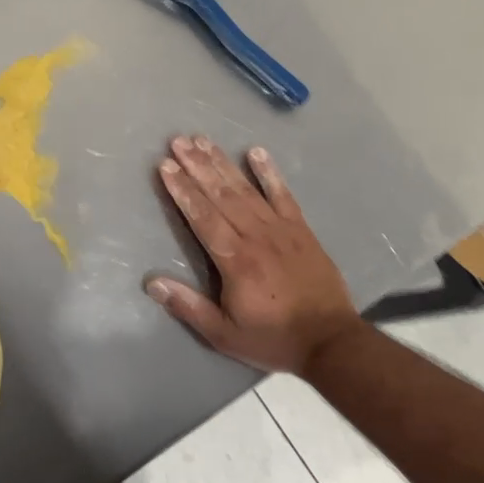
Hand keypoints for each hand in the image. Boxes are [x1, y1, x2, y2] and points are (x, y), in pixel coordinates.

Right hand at [146, 135, 364, 372]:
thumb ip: (188, 307)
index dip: (183, 190)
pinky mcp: (301, 230)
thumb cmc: (273, 339)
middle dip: (197, 166)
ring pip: (246, 189)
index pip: (202, 217)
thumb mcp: (224, 334)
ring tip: (203, 140)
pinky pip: (283, 195)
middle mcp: (256, 237)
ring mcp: (281, 230)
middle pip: (221, 195)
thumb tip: (152, 283)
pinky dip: (269, 173)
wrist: (332, 342)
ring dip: (222, 163)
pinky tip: (256, 152)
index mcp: (235, 261)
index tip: (166, 166)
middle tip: (178, 141)